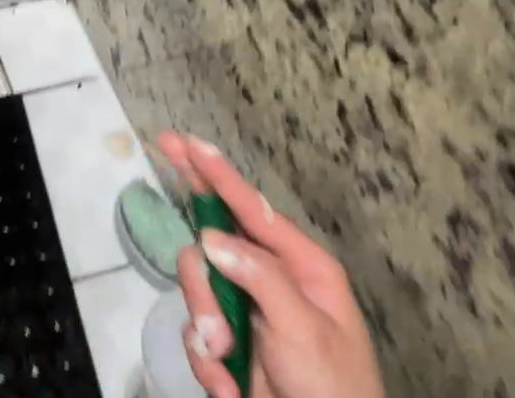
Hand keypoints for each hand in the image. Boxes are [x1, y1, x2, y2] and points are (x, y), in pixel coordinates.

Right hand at [157, 133, 384, 397]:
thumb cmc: (333, 390)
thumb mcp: (305, 331)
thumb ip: (259, 278)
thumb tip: (211, 238)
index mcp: (301, 266)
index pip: (250, 207)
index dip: (215, 172)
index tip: (182, 141)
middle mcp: (268, 278)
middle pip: (212, 244)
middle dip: (204, 278)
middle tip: (207, 310)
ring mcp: (244, 308)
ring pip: (197, 285)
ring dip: (205, 324)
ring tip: (228, 359)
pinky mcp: (225, 340)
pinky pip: (194, 329)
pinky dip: (206, 360)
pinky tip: (229, 385)